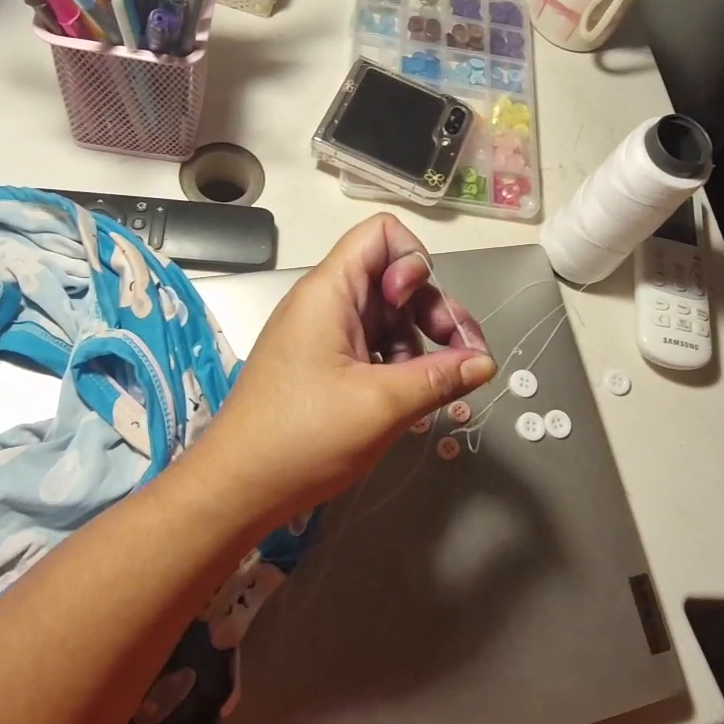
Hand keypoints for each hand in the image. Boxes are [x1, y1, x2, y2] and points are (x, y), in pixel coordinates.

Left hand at [204, 214, 495, 522]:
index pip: (382, 234)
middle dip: (434, 312)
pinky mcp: (324, 366)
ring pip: (389, 317)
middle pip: (395, 278)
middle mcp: (327, 303)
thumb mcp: (382, 406)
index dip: (413, 260)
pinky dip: (398, 367)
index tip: (414, 309)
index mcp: (330, 292)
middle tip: (462, 358)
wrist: (238, 488)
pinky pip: (373, 348)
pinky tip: (408, 401)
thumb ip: (439, 378)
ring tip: (429, 390)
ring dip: (420, 346)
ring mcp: (324, 336)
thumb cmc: (304, 438)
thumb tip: (485, 363)